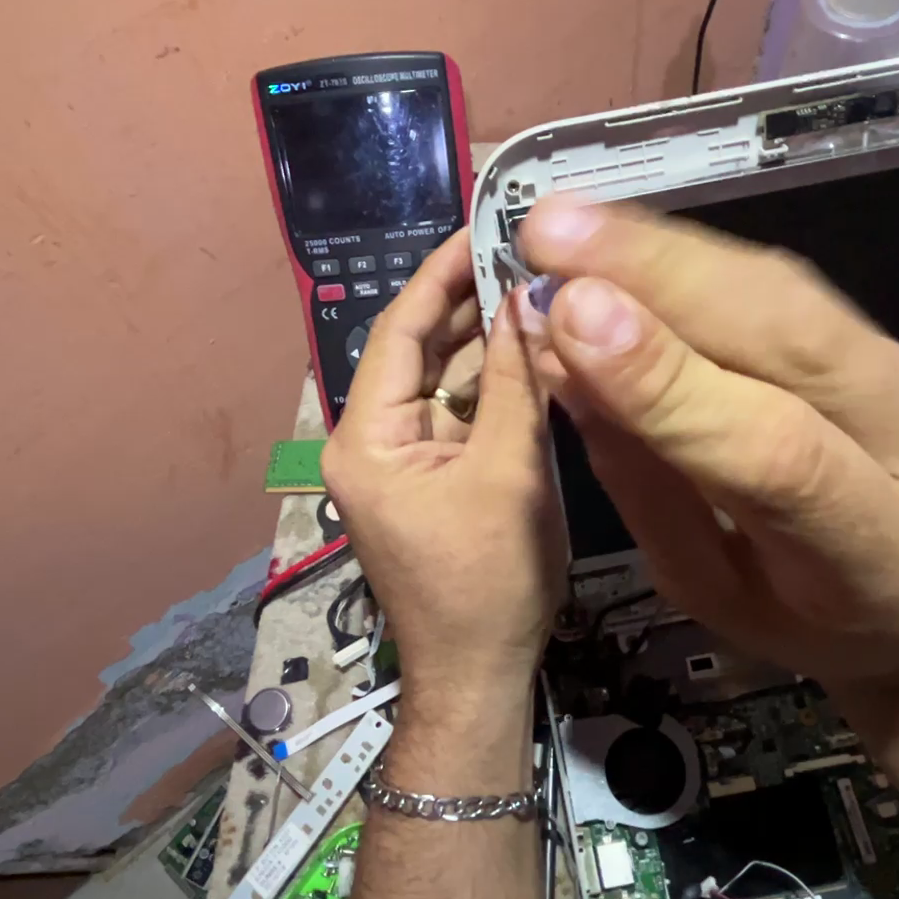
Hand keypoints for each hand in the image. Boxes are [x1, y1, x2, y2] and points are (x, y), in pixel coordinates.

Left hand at [321, 232, 564, 703]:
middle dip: (467, 303)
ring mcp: (400, 460)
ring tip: (531, 288)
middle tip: (520, 253)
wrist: (480, 671)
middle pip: (417, 351)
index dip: (440, 275)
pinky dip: (489, 384)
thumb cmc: (488, 579)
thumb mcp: (509, 472)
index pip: (398, 331)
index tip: (482, 227)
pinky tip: (526, 349)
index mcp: (366, 437)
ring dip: (483, 341)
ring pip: (441, 381)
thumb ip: (516, 381)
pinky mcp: (429, 476)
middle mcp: (370, 440)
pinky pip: (457, 414)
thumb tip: (529, 297)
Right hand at [520, 198, 898, 694]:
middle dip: (663, 278)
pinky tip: (633, 244)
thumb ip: (643, 482)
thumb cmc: (802, 627)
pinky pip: (797, 294)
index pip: (777, 456)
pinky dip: (703, 265)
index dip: (669, 383)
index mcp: (888, 562)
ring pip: (797, 297)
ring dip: (675, 254)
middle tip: (552, 235)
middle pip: (800, 340)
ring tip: (575, 226)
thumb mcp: (705, 588)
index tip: (571, 315)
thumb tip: (566, 362)